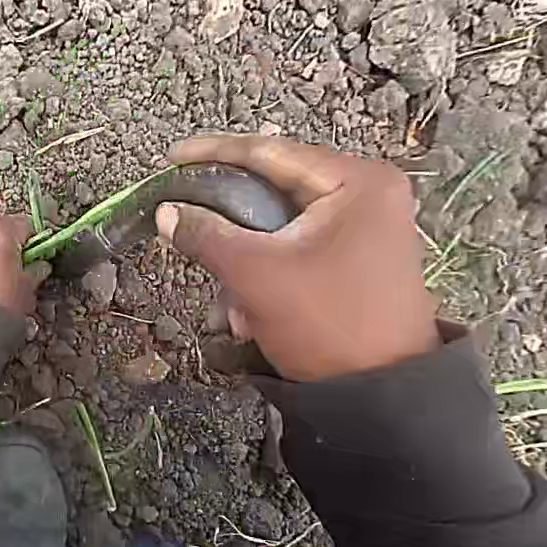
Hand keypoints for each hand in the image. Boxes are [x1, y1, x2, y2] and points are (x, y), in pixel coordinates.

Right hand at [156, 135, 439, 381]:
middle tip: (188, 230)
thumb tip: (165, 212)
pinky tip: (251, 316)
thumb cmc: (326, 323)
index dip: (212, 153)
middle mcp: (365, 193)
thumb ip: (206, 235)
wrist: (380, 395)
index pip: (270, 151)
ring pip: (278, 227)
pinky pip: (293, 251)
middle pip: (272, 191)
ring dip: (244, 265)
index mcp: (356, 180)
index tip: (170, 159)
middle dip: (228, 227)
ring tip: (233, 307)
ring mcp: (362, 227)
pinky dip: (265, 277)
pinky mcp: (353, 258)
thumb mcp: (257, 275)